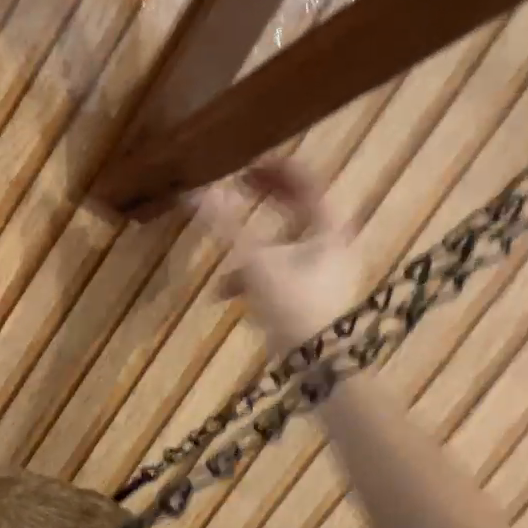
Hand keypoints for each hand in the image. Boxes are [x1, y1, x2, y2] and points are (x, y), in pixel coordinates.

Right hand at [190, 160, 361, 355]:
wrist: (319, 362)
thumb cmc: (292, 304)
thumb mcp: (252, 259)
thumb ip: (223, 224)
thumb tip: (194, 191)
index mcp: (328, 229)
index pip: (308, 183)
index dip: (278, 169)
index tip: (248, 164)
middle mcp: (334, 245)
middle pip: (299, 208)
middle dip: (265, 198)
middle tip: (238, 186)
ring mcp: (327, 271)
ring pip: (288, 239)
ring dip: (255, 233)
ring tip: (226, 233)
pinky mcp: (314, 294)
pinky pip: (283, 268)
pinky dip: (255, 268)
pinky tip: (225, 290)